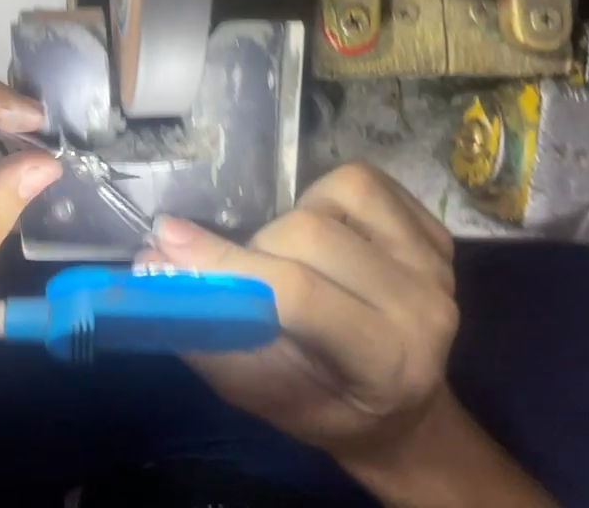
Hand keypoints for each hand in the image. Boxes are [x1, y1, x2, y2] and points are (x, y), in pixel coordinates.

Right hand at [147, 162, 458, 463]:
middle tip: (243, 271)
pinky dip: (326, 194)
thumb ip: (203, 328)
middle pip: (313, 235)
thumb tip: (151, 259)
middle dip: (256, 246)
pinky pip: (364, 180)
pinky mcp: (436, 233)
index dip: (227, 263)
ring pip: (339, 193)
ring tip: (287, 252)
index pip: (299, 295)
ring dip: (294, 216)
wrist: (400, 408)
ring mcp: (436, 266)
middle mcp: (423, 309)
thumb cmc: (320, 405)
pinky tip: (325, 228)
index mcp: (383, 362)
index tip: (168, 239)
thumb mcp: (254, 390)